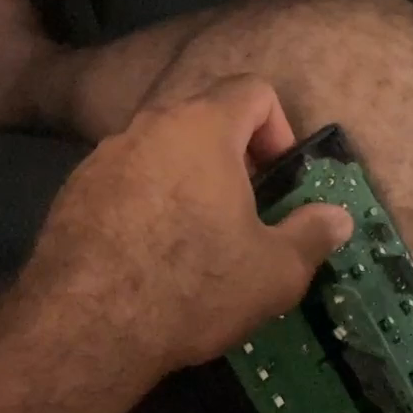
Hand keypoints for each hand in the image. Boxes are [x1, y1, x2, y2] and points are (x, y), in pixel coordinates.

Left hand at [23, 76, 353, 374]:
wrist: (86, 323)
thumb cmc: (193, 284)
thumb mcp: (273, 271)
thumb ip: (312, 234)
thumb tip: (338, 217)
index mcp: (203, 126)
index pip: (253, 89)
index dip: (277, 127)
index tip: (275, 180)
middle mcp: (150, 124)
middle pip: (204, 117)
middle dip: (232, 155)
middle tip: (242, 210)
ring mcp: (105, 153)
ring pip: (161, 147)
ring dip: (185, 176)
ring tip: (193, 235)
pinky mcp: (74, 186)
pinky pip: (124, 176)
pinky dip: (144, 197)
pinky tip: (144, 251)